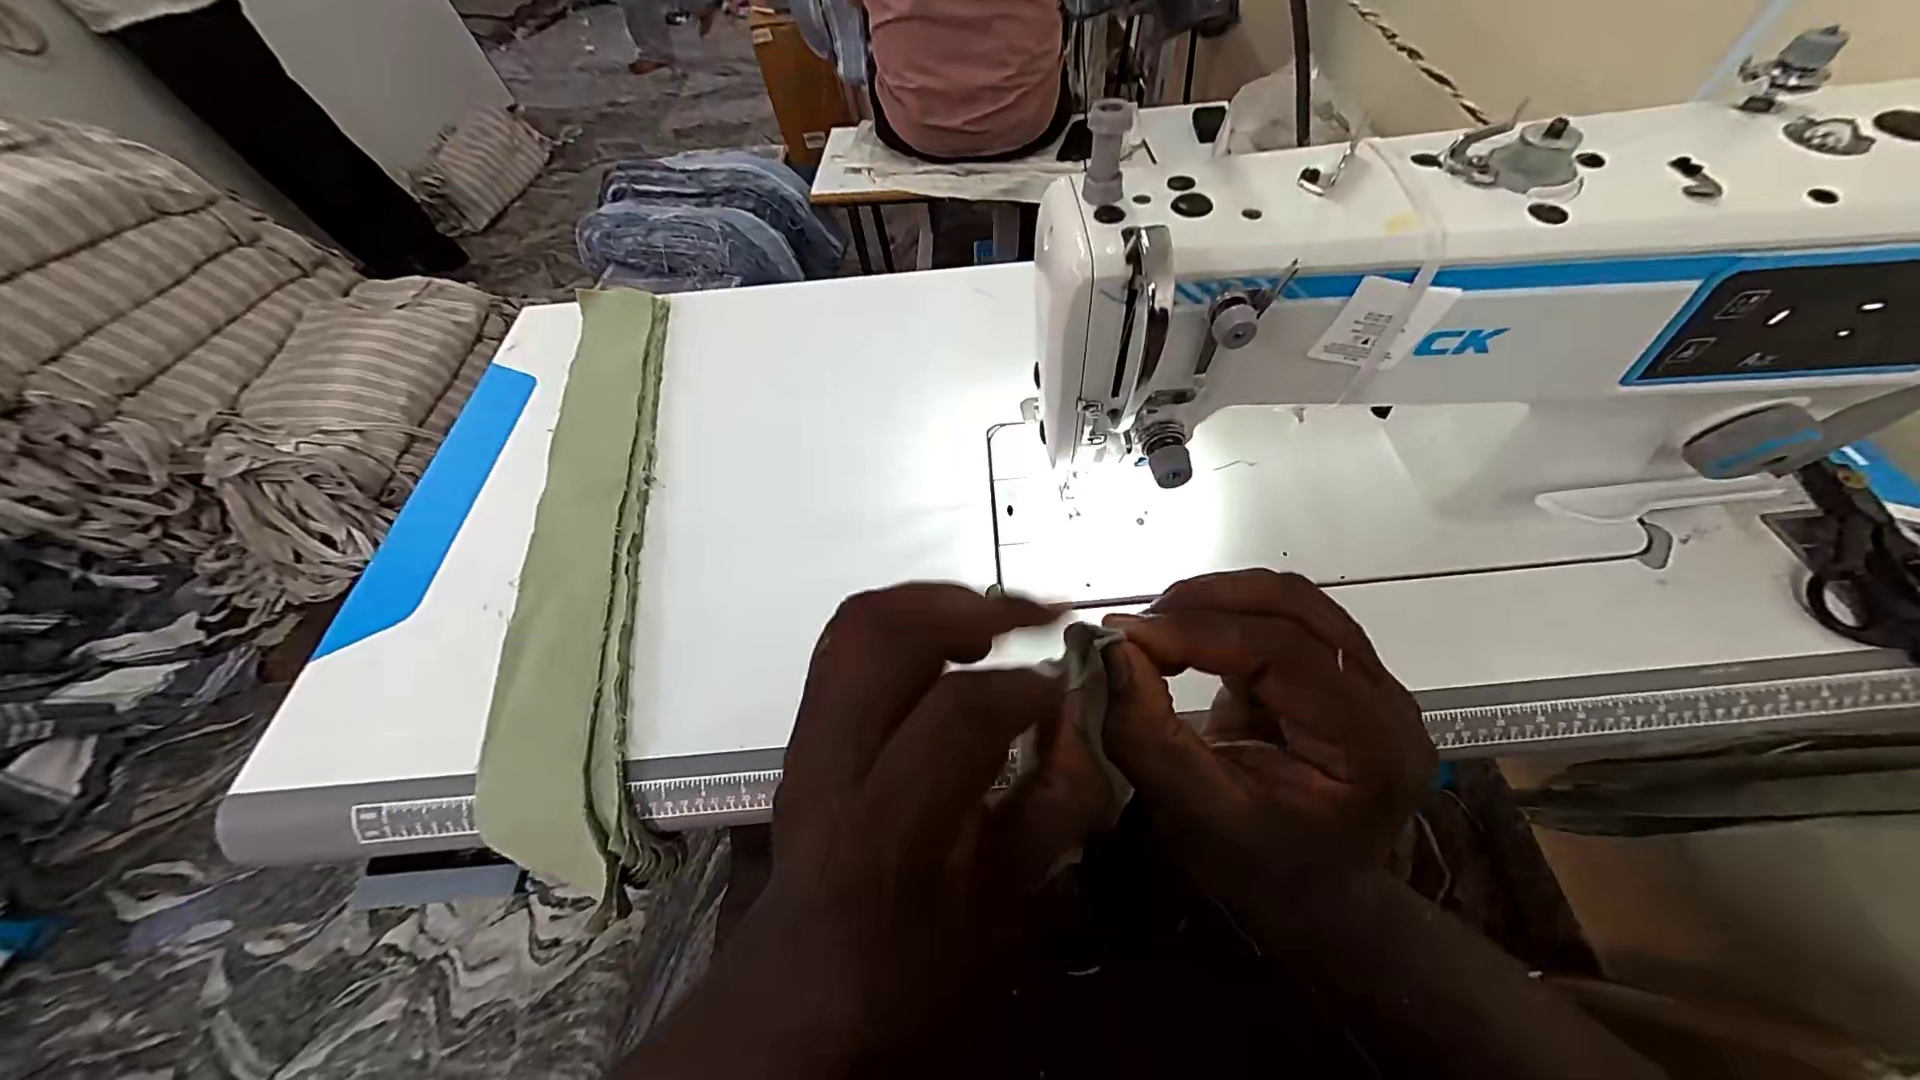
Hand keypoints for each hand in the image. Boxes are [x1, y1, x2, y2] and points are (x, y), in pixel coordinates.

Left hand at [654, 584, 1114, 1073]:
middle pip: (885, 637)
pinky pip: (851, 636)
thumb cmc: (907, 966)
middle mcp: (829, 763)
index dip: (1025, 686)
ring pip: (861, 621)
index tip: (1067, 685)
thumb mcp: (999, 910)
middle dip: (972, 609)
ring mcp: (805, 735)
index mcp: (881, 828)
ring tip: (999, 617)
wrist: (802, 981)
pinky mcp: (803, 722)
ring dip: (938, 601)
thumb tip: (1080, 717)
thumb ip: (1049, 808)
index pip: (957, 714)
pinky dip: (909, 614)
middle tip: (1036, 616)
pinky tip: (953, 633)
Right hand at [1100, 570, 1435, 907]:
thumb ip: (1150, 736)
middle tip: (1133, 629)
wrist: (1303, 889)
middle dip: (1202, 605)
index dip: (1196, 632)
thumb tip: (1114, 651)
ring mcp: (1366, 677)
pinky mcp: (1330, 666)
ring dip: (1211, 599)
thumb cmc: (1258, 868)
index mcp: (1372, 747)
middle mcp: (1385, 700)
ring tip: (1152, 629)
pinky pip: (1276, 612)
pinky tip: (1179, 635)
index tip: (1123, 635)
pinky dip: (1219, 611)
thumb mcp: (1195, 815)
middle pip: (1293, 607)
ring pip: (1286, 597)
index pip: (1284, 652)